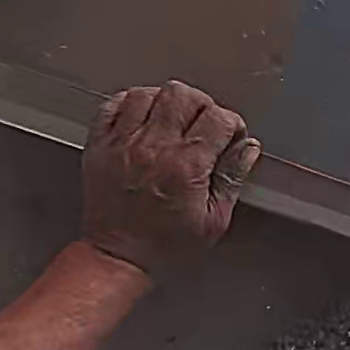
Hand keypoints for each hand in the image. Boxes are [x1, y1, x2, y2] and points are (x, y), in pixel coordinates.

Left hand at [81, 81, 261, 273]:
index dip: (232, 123)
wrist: (120, 256)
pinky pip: (113, 104)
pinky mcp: (101, 145)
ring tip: (175, 120)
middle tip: (206, 124)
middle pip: (182, 95)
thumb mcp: (215, 220)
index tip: (232, 136)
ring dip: (167, 102)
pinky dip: (132, 104)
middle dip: (202, 105)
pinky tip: (144, 118)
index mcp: (187, 167)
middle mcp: (154, 148)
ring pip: (148, 93)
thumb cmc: (167, 245)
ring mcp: (123, 143)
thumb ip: (232, 178)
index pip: (218, 118)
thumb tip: (248, 149)